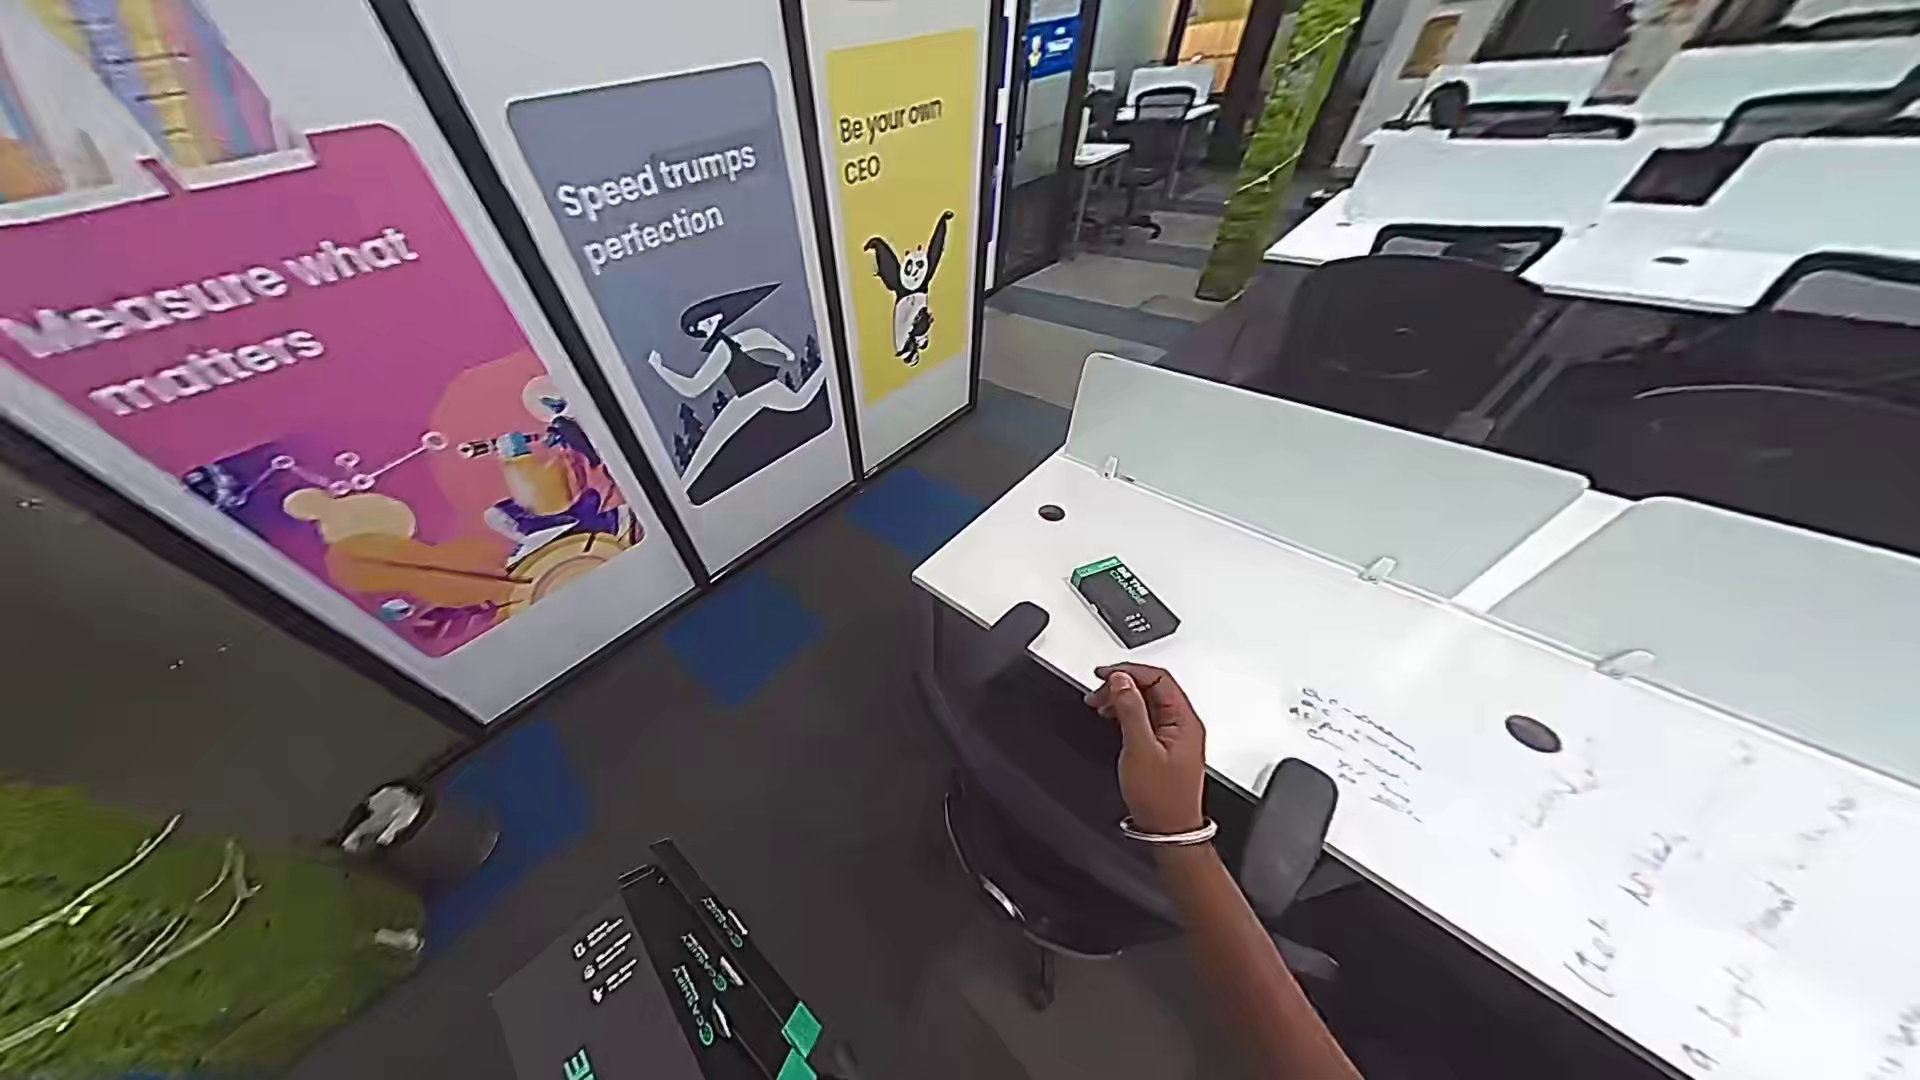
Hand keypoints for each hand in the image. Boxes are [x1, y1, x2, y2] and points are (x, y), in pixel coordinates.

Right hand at [1085, 664, 1206, 833]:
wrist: (1168, 832)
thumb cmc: (1161, 799)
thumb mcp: (1140, 749)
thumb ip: (1131, 710)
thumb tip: (1121, 680)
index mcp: (1184, 720)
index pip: (1158, 678)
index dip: (1129, 671)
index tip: (1104, 674)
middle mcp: (1182, 724)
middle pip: (1151, 687)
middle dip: (1121, 684)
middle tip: (1098, 692)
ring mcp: (1173, 734)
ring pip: (1145, 701)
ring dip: (1120, 698)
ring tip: (1098, 704)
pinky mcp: (1163, 744)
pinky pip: (1143, 716)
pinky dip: (1124, 711)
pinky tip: (1110, 717)